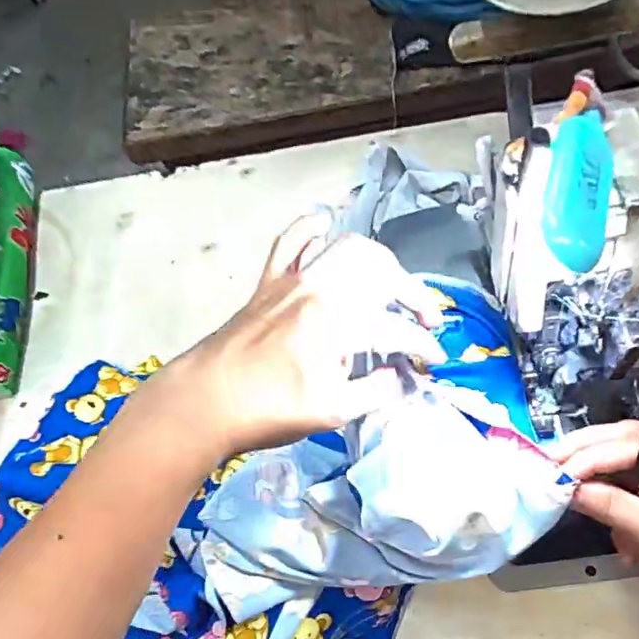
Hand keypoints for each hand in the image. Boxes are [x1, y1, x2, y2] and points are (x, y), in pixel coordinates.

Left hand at [150, 214, 448, 456]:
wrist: (204, 401)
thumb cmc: (267, 411)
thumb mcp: (330, 412)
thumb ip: (374, 392)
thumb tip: (401, 379)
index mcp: (336, 322)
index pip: (394, 330)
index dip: (422, 347)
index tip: (434, 362)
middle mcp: (319, 290)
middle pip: (380, 271)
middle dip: (411, 292)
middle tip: (423, 318)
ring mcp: (291, 281)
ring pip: (346, 248)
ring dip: (379, 262)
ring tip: (391, 284)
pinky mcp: (269, 284)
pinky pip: (293, 242)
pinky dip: (313, 230)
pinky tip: (325, 227)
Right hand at [548, 421, 638, 638]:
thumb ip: (613, 508)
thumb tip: (568, 489)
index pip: (636, 442)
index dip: (591, 455)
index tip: (555, 472)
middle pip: (634, 445)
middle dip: (592, 459)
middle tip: (552, 466)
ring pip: (637, 471)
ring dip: (614, 497)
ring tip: (604, 527)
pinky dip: (631, 514)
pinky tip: (632, 546)